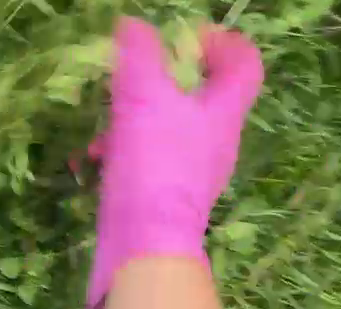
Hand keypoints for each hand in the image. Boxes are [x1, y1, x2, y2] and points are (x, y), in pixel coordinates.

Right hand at [86, 18, 263, 308]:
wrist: (144, 251)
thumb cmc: (153, 172)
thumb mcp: (142, 103)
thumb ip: (138, 60)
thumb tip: (129, 26)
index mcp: (223, 114)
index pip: (242, 63)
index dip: (220, 43)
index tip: (186, 39)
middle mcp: (216, 147)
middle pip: (202, 103)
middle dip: (166, 89)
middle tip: (134, 86)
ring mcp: (191, 183)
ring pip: (170, 140)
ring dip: (138, 130)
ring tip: (102, 136)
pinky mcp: (163, 210)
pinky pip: (150, 173)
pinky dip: (126, 164)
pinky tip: (98, 170)